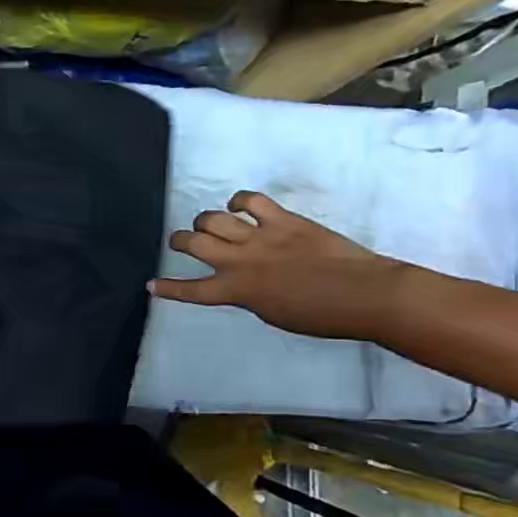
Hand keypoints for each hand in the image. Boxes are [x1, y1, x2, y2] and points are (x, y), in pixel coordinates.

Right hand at [150, 190, 414, 339]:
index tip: (151, 284)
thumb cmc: (321, 316)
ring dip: (205, 220)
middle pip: (195, 243)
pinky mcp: (283, 220)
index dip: (168, 288)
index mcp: (238, 291)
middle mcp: (241, 261)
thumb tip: (240, 281)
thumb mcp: (272, 314)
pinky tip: (239, 205)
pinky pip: (252, 200)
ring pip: (214, 218)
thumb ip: (248, 295)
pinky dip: (239, 200)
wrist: (366, 294)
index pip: (191, 290)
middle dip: (179, 240)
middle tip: (180, 241)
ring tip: (209, 224)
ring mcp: (262, 237)